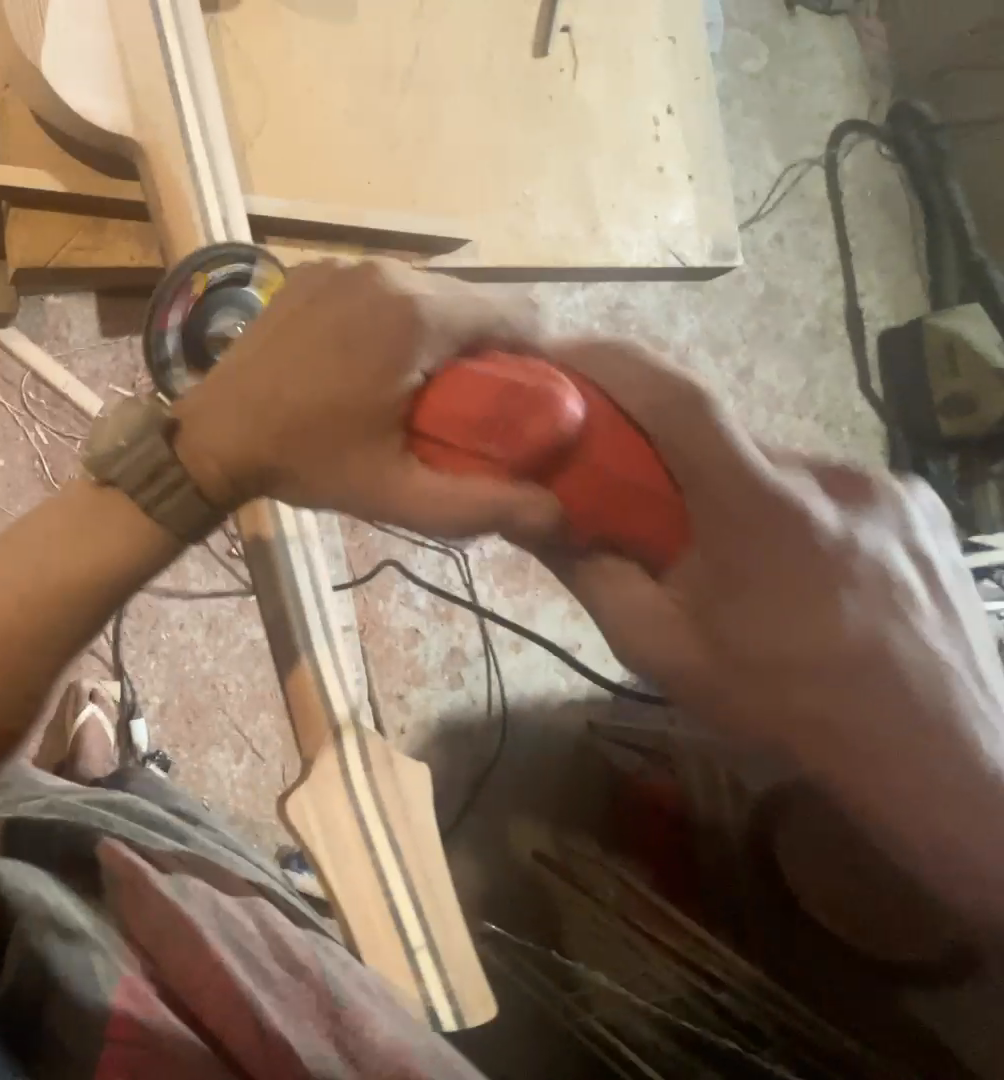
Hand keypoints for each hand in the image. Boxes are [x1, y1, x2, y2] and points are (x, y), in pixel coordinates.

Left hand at [170, 258, 561, 537]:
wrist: (210, 438)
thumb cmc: (302, 461)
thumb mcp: (392, 492)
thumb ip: (477, 504)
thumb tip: (557, 514)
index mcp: (418, 313)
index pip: (519, 316)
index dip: (527, 362)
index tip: (506, 404)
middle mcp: (386, 271)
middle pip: (469, 301)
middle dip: (474, 350)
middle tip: (451, 405)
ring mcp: (341, 267)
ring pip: (421, 292)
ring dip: (428, 333)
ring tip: (403, 387)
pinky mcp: (308, 274)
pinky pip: (372, 289)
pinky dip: (381, 319)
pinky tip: (358, 363)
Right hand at [539, 339, 1003, 921]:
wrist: (941, 754)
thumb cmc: (779, 699)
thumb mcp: (656, 645)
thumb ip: (590, 572)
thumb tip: (531, 521)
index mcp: (760, 506)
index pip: (679, 401)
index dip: (613, 365)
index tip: (558, 355)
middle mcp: (830, 476)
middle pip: (720, 437)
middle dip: (660, 457)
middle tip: (626, 503)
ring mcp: (886, 488)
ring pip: (769, 465)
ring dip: (722, 490)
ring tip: (710, 555)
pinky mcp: (917, 509)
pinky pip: (818, 487)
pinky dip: (774, 508)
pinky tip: (778, 566)